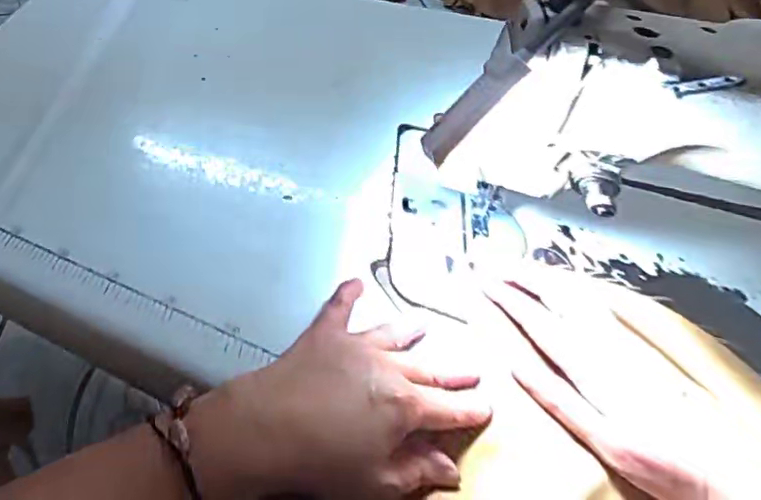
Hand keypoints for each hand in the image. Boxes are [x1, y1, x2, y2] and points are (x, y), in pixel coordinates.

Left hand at [187, 279, 490, 498]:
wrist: (272, 424)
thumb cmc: (325, 460)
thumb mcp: (380, 481)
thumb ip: (417, 470)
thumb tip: (450, 467)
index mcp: (404, 407)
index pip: (448, 409)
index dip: (470, 410)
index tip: (488, 405)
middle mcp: (385, 368)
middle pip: (426, 370)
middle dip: (452, 373)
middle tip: (472, 371)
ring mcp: (354, 344)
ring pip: (390, 334)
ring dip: (409, 330)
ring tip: (424, 323)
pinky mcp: (324, 332)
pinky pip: (339, 307)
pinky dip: (348, 292)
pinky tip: (356, 281)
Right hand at [480, 265, 760, 499]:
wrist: (748, 480)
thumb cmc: (676, 472)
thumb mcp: (606, 445)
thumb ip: (557, 398)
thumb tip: (516, 362)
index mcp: (592, 367)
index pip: (536, 319)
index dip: (504, 296)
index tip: (480, 280)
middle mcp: (609, 345)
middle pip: (554, 295)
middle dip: (518, 273)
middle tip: (489, 261)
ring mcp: (630, 342)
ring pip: (576, 293)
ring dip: (542, 274)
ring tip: (519, 265)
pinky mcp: (648, 349)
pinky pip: (597, 301)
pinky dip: (571, 285)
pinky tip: (568, 285)